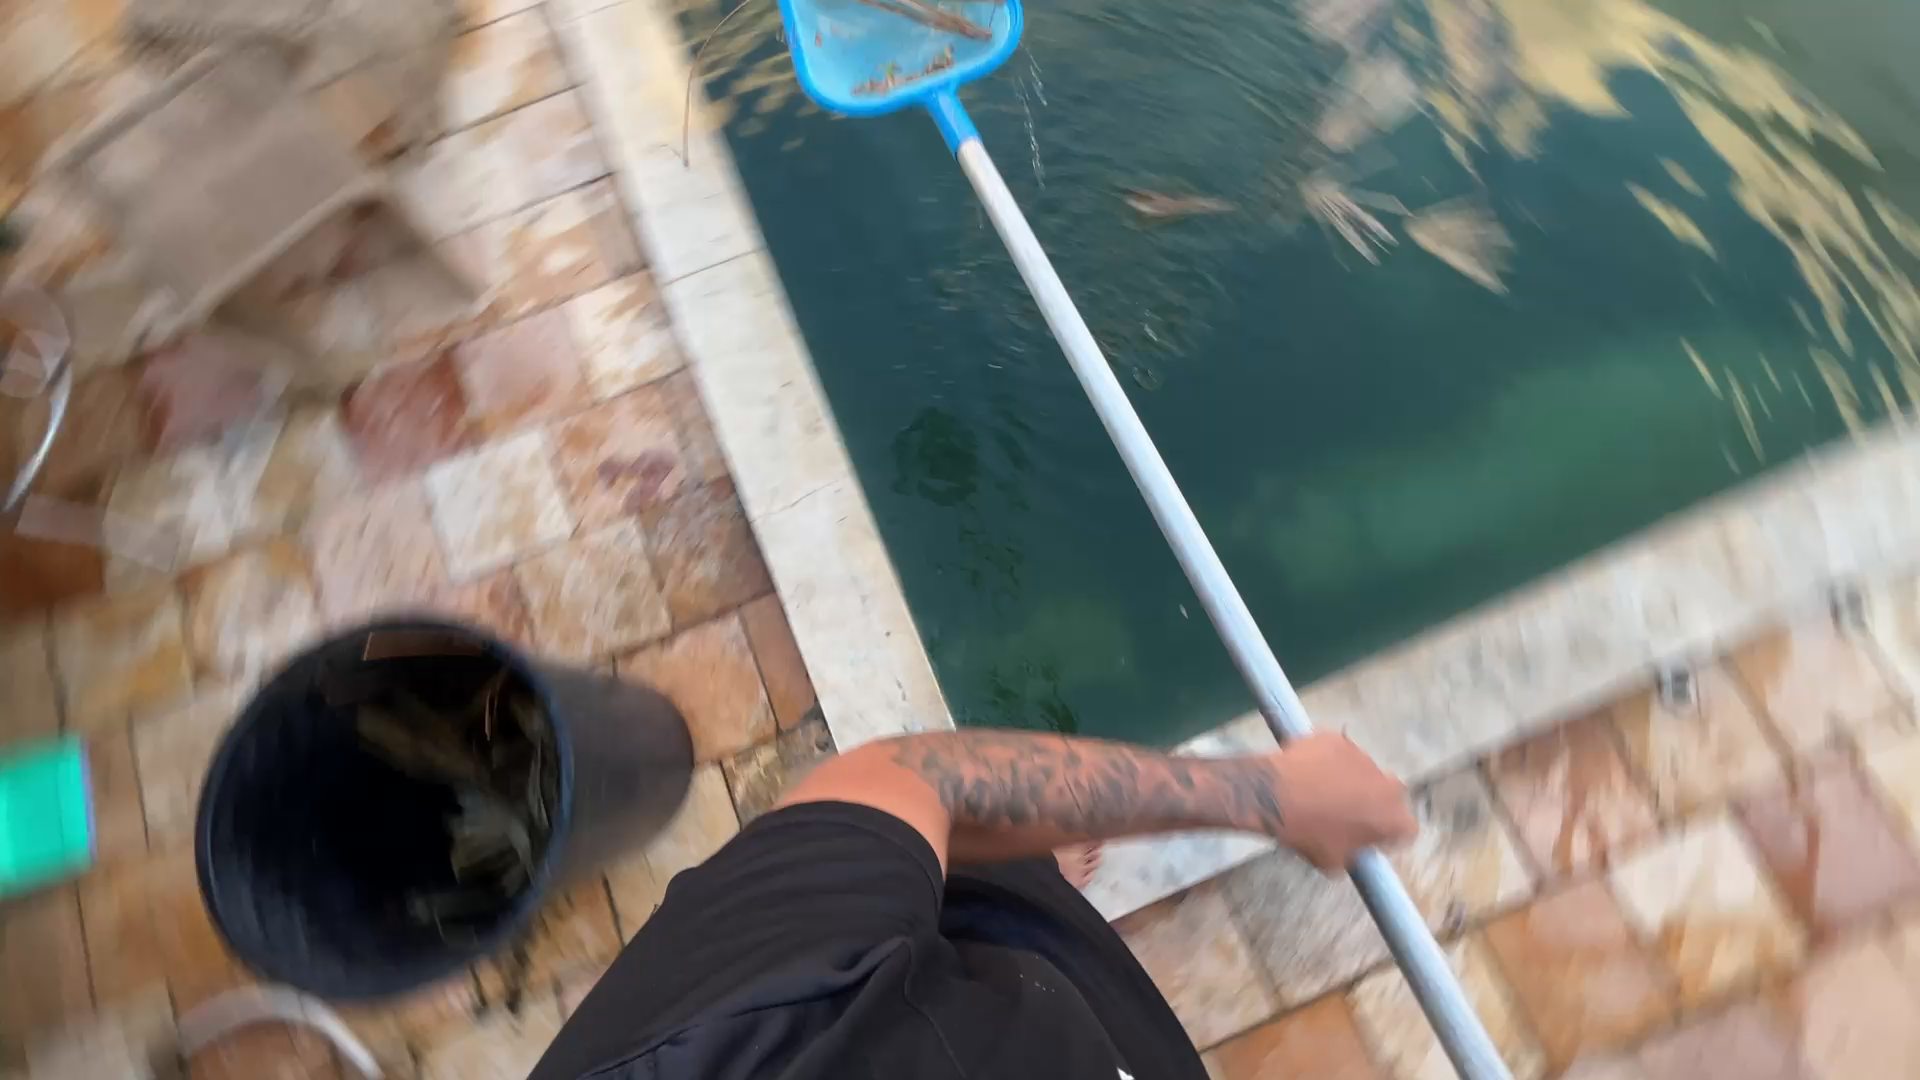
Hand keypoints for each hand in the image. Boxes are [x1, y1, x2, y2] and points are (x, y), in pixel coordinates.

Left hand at [1268, 734, 1416, 871]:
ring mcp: (1363, 755)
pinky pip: (1335, 750)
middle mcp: (1389, 785)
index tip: (1363, 833)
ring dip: (1347, 776)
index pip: (1402, 829)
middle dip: (1369, 800)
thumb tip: (1350, 847)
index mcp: (1397, 820)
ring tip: (1317, 786)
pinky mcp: (1337, 737)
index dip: (1382, 832)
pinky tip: (1305, 767)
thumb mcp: (1334, 862)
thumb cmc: (1307, 832)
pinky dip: (1325, 756)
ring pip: (1360, 768)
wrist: (1274, 794)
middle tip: (1341, 808)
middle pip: (1386, 794)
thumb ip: (1354, 853)